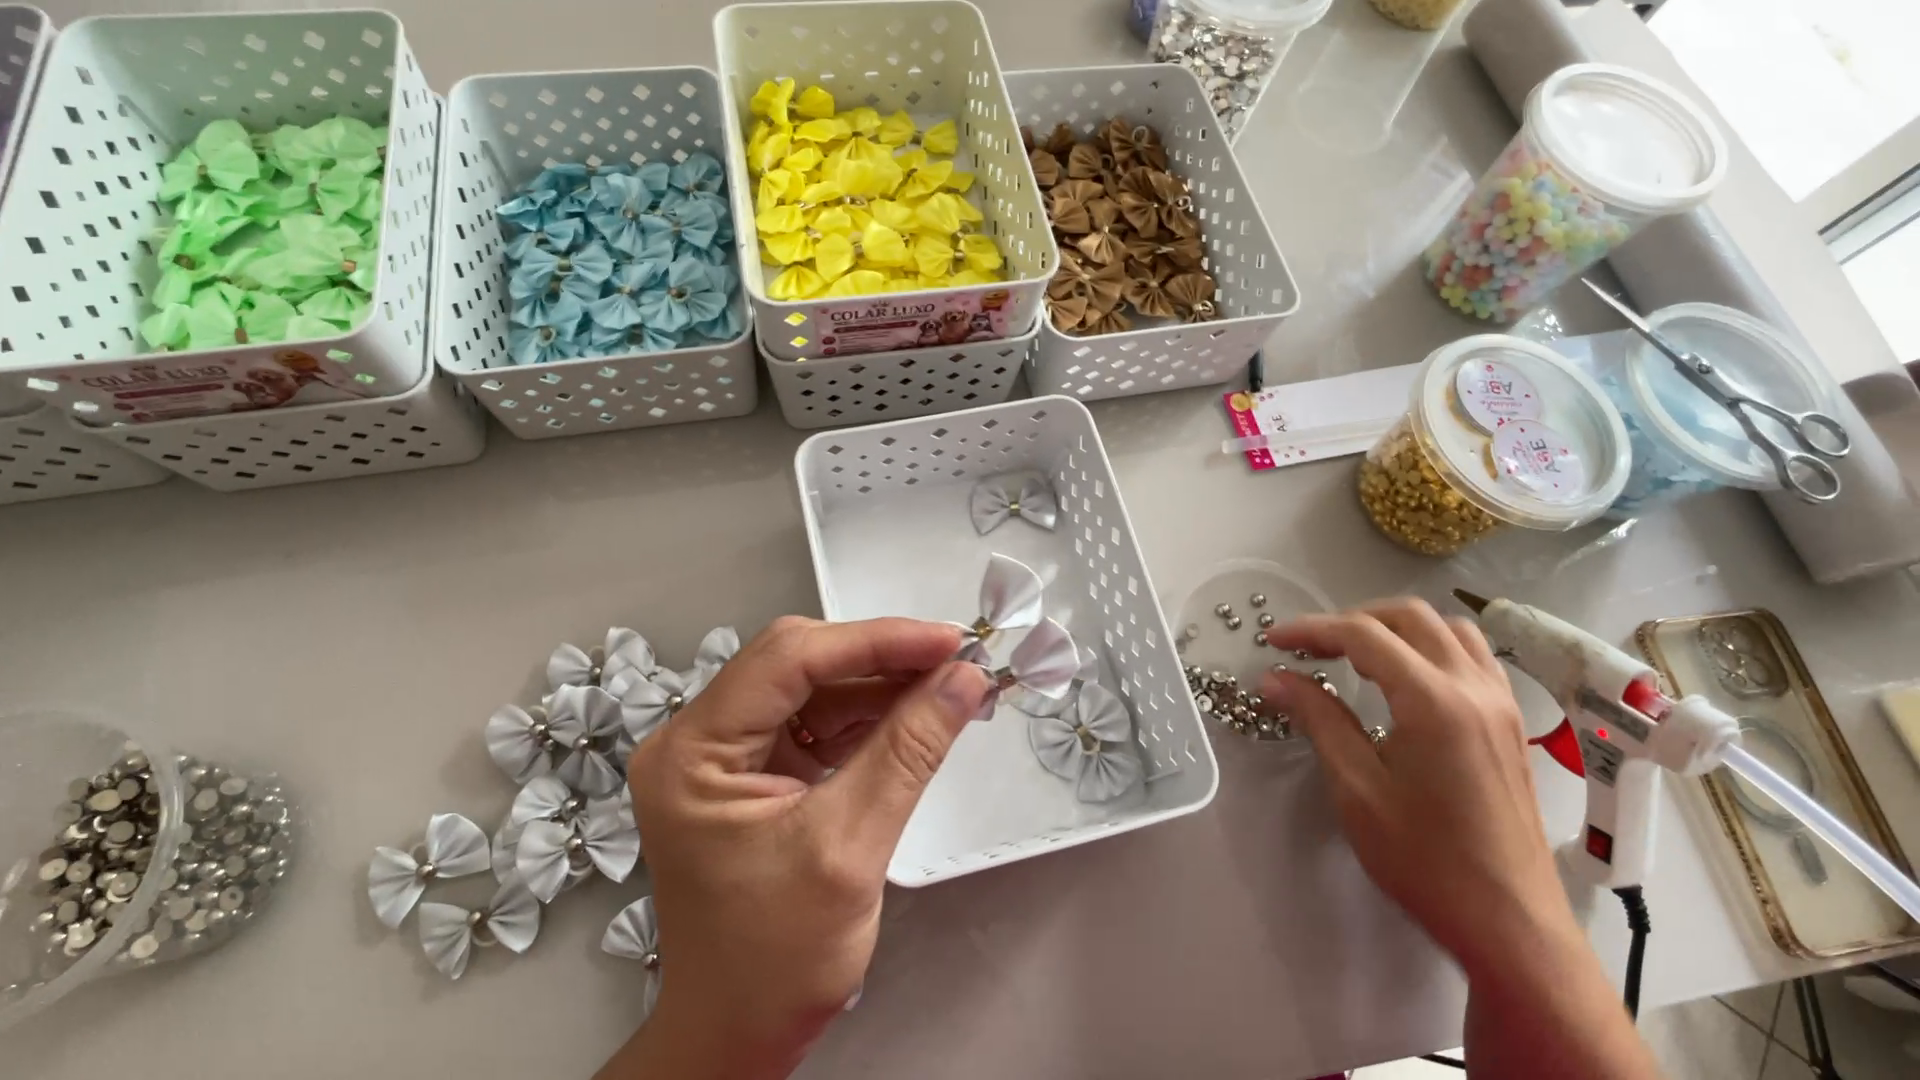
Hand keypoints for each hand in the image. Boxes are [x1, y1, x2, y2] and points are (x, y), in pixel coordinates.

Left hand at [607, 616, 989, 1079]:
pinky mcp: (758, 770)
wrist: (741, 1030)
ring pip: (816, 689)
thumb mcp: (848, 849)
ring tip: (952, 685)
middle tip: (956, 660)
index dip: (875, 641)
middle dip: (882, 658)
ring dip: (885, 685)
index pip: (788, 660)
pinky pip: (819, 723)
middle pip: (799, 664)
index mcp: (693, 752)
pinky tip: (919, 713)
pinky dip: (873, 716)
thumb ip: (908, 752)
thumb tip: (964, 679)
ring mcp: (727, 754)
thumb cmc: (775, 959)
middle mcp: (699, 738)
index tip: (947, 640)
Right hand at [1262, 598, 1575, 976]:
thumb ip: (1318, 720)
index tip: (1273, 643)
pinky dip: (1431, 646)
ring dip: (1395, 628)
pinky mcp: (1511, 722)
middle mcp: (1474, 687)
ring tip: (1354, 655)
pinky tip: (1406, 677)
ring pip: (1447, 629)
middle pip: (1409, 617)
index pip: (1364, 636)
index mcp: (1434, 702)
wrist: (1509, 920)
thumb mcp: (1357, 788)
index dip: (1311, 630)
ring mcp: (1501, 702)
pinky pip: (1472, 656)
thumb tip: (1274, 678)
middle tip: (1309, 648)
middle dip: (1352, 620)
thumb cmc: (1424, 859)